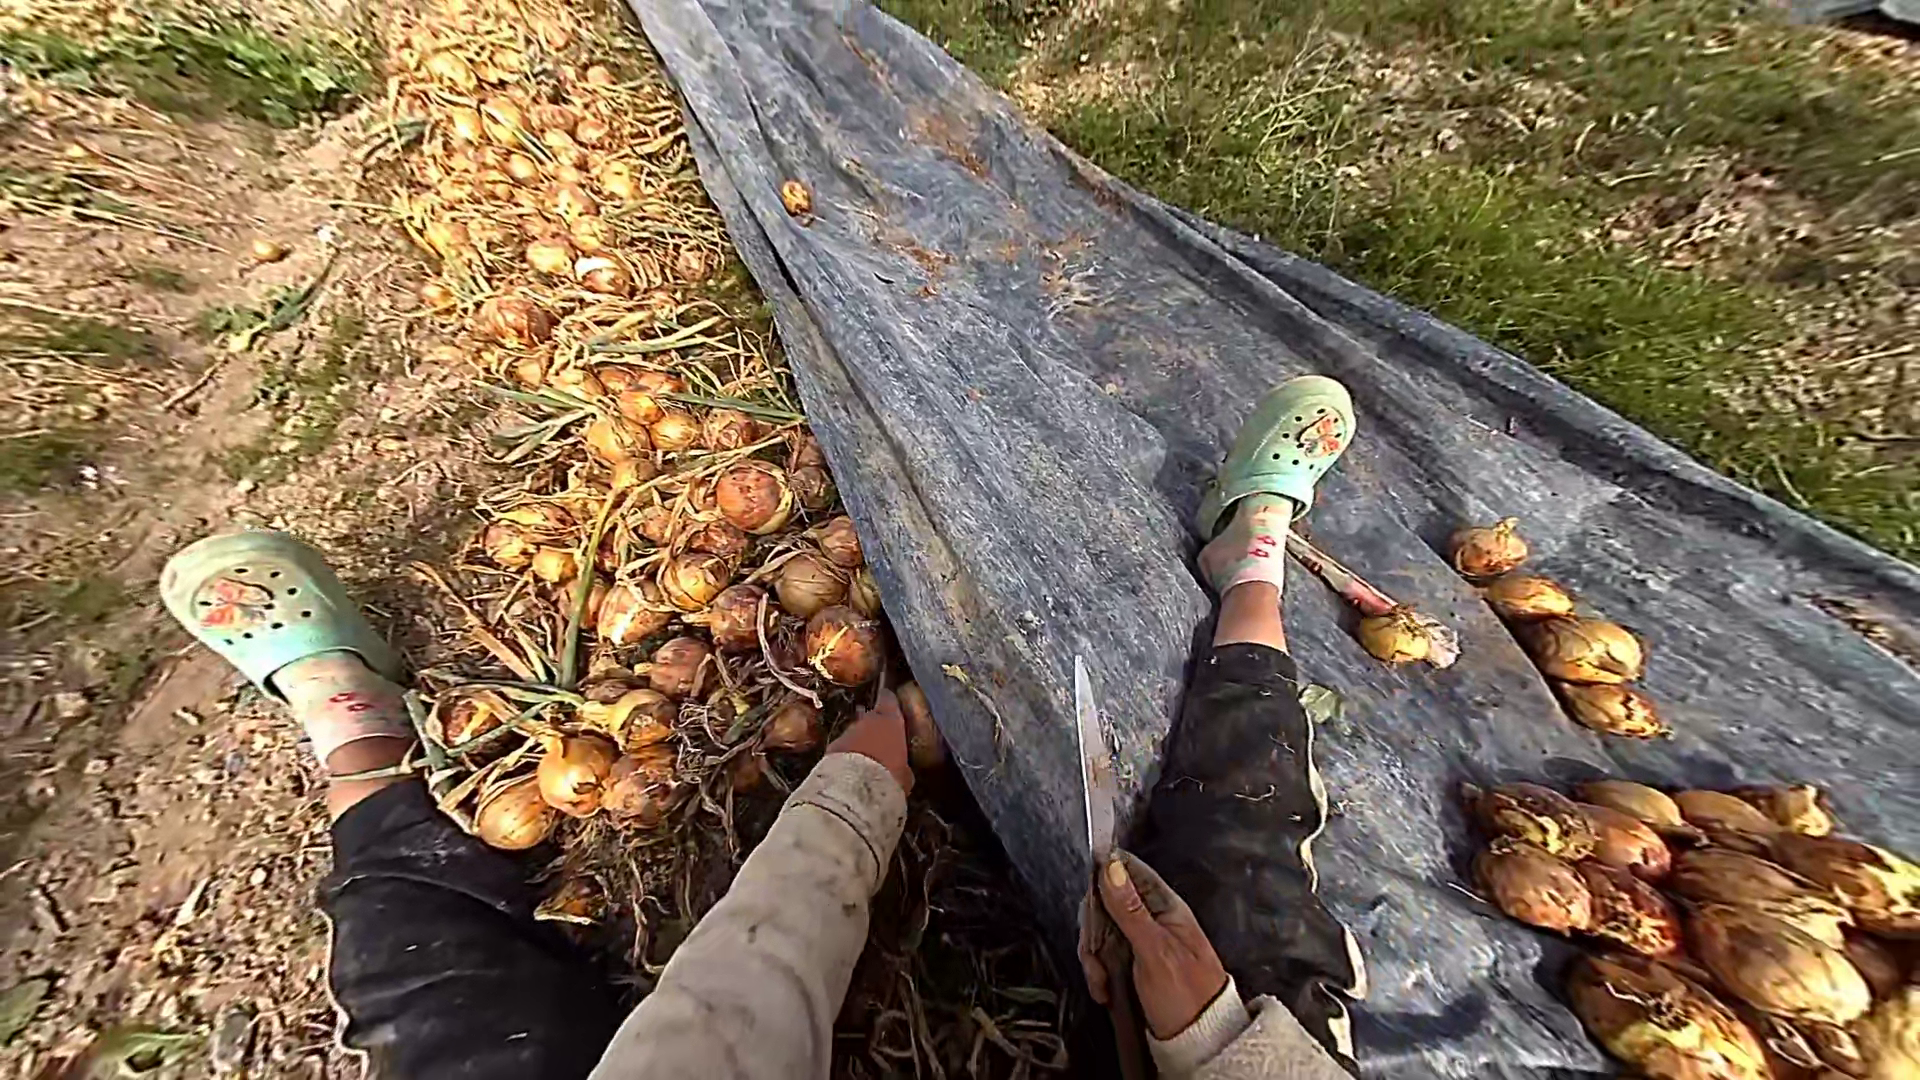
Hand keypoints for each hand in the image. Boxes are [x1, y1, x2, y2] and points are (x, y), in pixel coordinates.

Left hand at [826, 689, 913, 795]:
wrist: (853, 789)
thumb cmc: (888, 777)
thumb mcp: (905, 773)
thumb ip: (903, 764)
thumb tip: (903, 769)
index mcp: (890, 721)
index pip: (889, 699)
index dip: (890, 701)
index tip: (892, 704)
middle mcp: (867, 721)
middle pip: (870, 716)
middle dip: (874, 726)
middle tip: (880, 740)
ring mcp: (847, 733)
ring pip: (855, 733)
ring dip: (859, 742)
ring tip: (865, 760)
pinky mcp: (831, 748)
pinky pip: (842, 748)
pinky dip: (846, 755)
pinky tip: (850, 770)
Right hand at [1079, 850, 1228, 1039]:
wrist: (1205, 1051)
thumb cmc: (1190, 1000)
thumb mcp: (1155, 952)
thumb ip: (1130, 909)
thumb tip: (1110, 865)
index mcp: (1163, 904)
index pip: (1127, 868)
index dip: (1103, 876)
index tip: (1091, 899)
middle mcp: (1151, 916)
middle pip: (1106, 899)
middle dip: (1094, 926)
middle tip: (1096, 952)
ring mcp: (1141, 939)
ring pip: (1101, 927)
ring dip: (1095, 953)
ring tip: (1102, 980)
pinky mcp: (1132, 961)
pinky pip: (1103, 952)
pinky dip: (1098, 969)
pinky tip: (1104, 987)